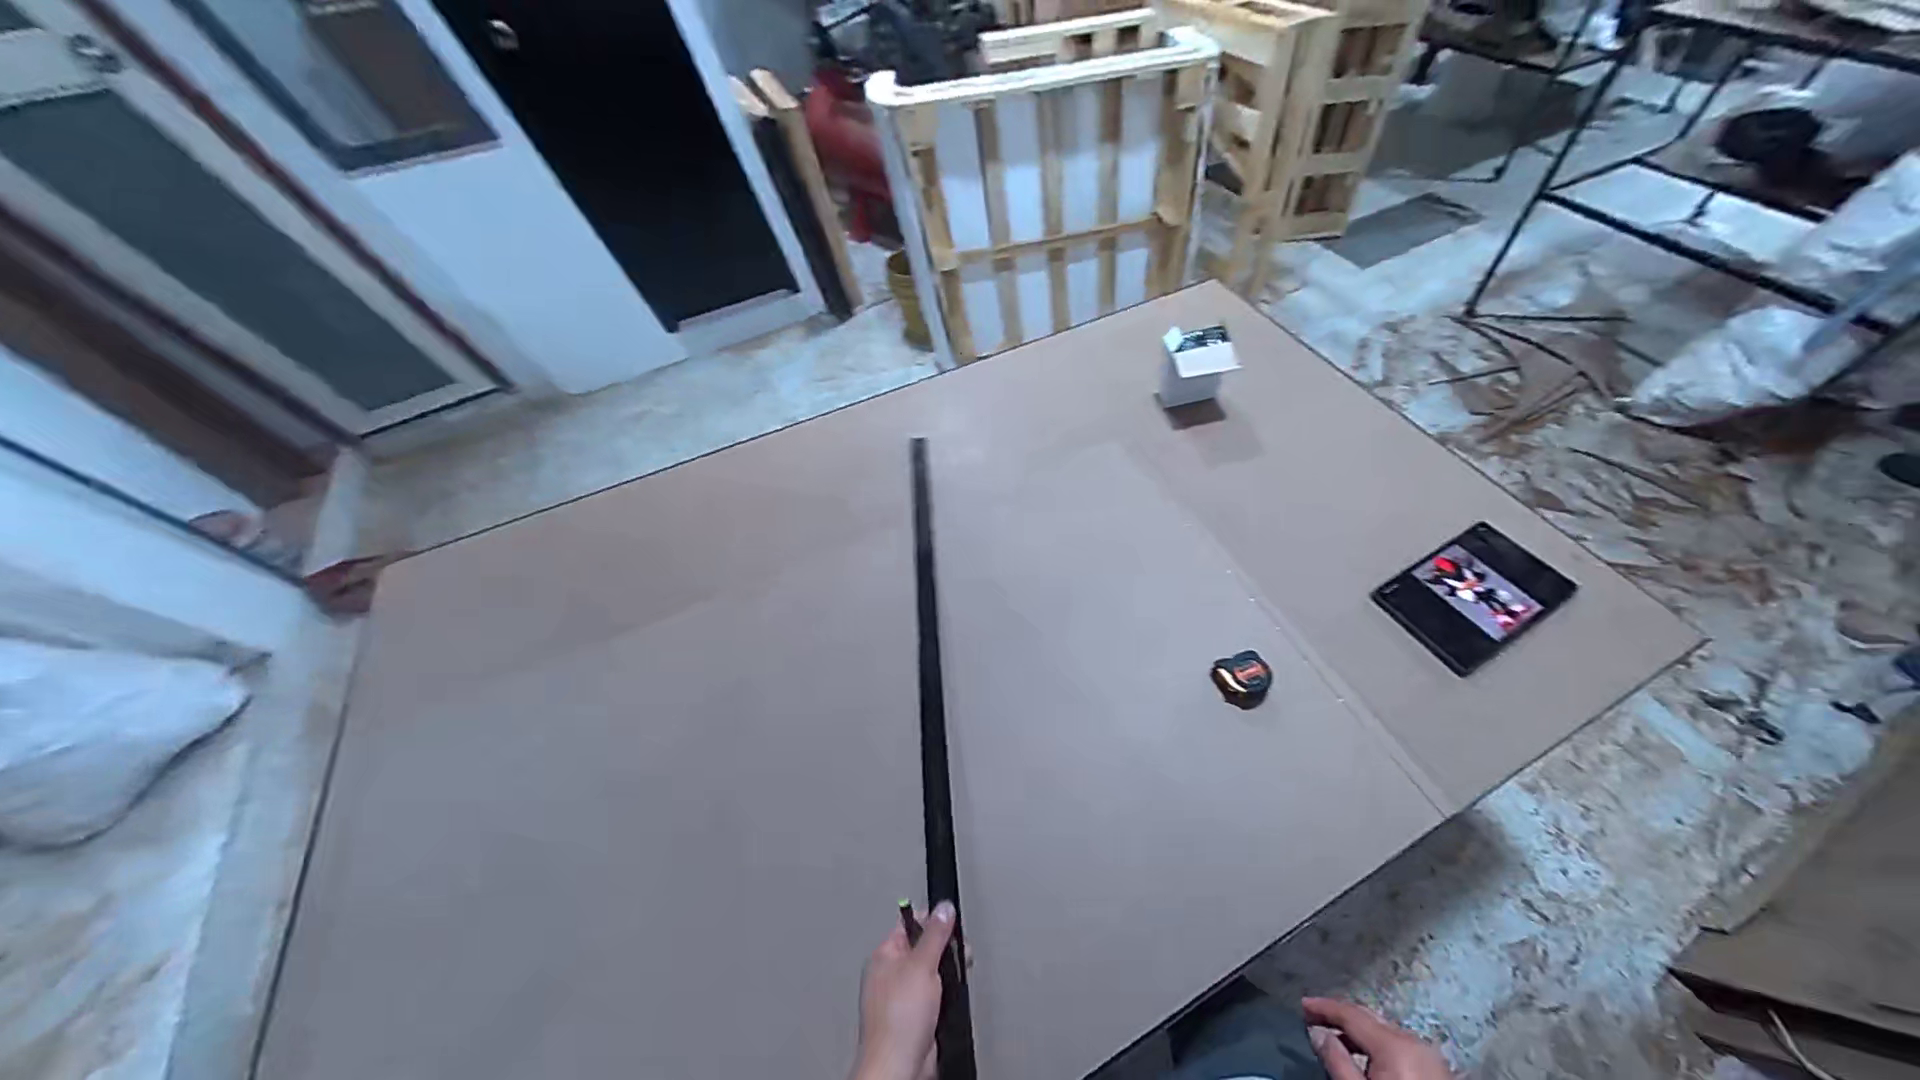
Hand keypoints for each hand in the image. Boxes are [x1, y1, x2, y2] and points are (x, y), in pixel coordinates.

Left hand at [851, 902, 955, 1079]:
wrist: (899, 1067)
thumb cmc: (897, 1021)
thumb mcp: (922, 964)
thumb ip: (935, 934)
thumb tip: (944, 908)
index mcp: (885, 955)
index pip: (910, 923)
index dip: (932, 920)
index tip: (951, 922)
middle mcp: (891, 975)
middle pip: (924, 947)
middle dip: (944, 949)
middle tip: (957, 954)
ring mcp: (904, 997)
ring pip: (933, 973)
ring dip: (947, 974)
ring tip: (954, 979)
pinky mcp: (916, 1017)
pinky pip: (936, 996)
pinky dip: (946, 995)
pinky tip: (950, 999)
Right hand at [1302, 997, 1451, 1079]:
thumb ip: (1337, 1062)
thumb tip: (1318, 1034)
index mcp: (1394, 1045)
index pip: (1350, 1013)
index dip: (1323, 1007)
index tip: (1302, 1006)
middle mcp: (1414, 1042)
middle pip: (1368, 1017)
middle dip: (1340, 1016)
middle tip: (1314, 1018)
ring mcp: (1430, 1057)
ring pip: (1384, 1030)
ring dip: (1358, 1031)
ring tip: (1335, 1038)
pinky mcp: (1438, 1072)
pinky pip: (1400, 1046)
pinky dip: (1378, 1044)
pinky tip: (1366, 1057)